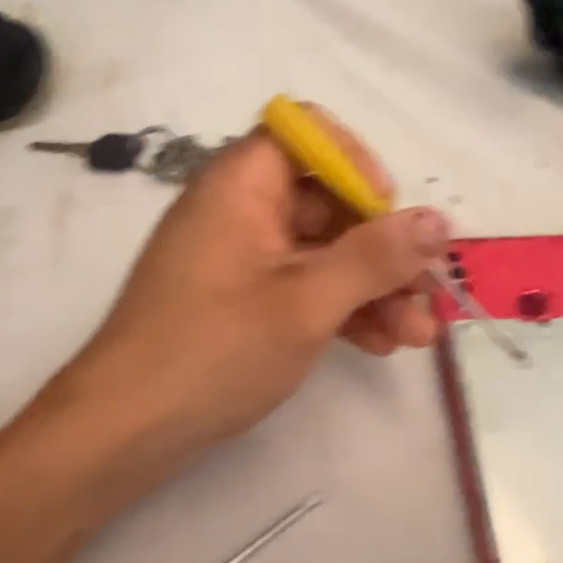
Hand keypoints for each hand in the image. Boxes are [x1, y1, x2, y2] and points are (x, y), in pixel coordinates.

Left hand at [51, 106, 449, 469]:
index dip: (356, 163)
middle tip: (428, 296)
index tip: (388, 212)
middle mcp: (236, 209)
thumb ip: (374, 257)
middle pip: (325, 201)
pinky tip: (380, 346)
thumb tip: (437, 220)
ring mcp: (235, 259)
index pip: (306, 134)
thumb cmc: (214, 350)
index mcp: (240, 184)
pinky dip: (337, 309)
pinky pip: (298, 288)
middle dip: (383, 247)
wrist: (125, 428)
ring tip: (418, 336)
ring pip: (319, 252)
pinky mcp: (235, 303)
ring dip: (371, 288)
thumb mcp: (306, 302)